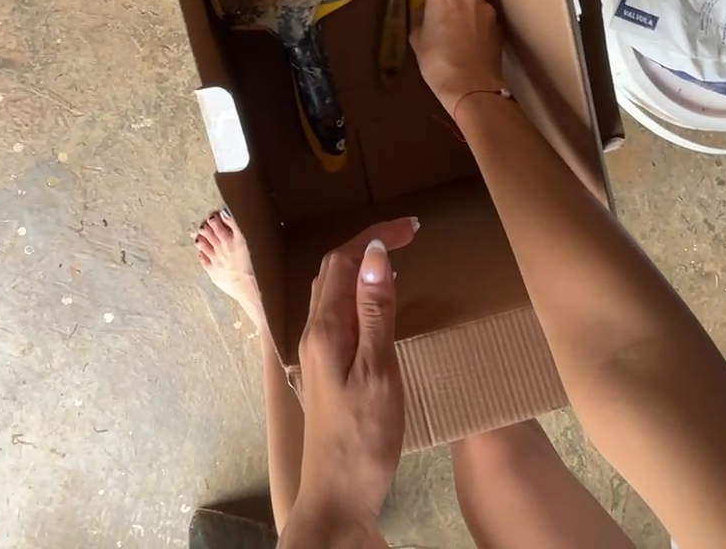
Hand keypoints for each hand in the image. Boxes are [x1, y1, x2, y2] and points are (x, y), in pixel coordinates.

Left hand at [282, 218, 416, 545]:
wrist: (337, 497)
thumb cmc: (362, 437)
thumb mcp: (378, 370)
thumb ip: (376, 310)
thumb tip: (375, 252)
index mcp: (325, 327)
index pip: (343, 260)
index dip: (373, 235)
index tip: (410, 227)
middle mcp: (315, 331)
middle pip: (334, 269)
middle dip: (368, 242)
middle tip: (409, 234)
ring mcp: (318, 349)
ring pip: (334, 288)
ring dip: (362, 264)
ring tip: (397, 255)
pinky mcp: (327, 365)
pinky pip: (340, 310)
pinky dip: (360, 290)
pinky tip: (380, 300)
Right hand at [411, 0, 506, 112]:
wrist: (471, 84)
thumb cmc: (437, 61)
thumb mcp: (417, 38)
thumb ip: (421, 16)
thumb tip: (424, 10)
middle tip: (440, 1)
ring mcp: (486, 7)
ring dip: (463, 2)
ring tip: (456, 21)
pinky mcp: (497, 23)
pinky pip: (482, 13)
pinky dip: (475, 17)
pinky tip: (469, 34)